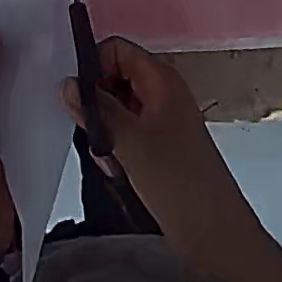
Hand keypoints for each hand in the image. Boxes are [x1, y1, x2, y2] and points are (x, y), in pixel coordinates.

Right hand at [61, 37, 258, 258]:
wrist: (214, 231)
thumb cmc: (176, 179)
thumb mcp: (130, 141)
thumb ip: (97, 109)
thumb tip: (68, 84)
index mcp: (161, 78)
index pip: (117, 49)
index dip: (94, 66)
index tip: (76, 96)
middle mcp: (162, 91)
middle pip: (116, 77)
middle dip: (97, 102)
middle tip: (88, 133)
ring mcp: (162, 117)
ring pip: (118, 106)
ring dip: (105, 129)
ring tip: (106, 158)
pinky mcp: (159, 143)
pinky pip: (127, 130)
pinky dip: (115, 145)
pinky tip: (115, 169)